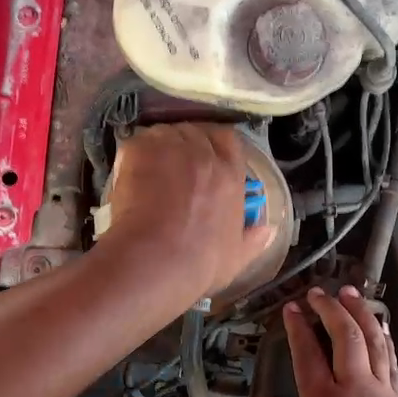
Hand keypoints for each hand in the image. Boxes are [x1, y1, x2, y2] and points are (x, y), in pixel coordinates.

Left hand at [99, 124, 274, 303]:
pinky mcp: (139, 150)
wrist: (155, 260)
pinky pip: (136, 143)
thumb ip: (253, 240)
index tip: (205, 157)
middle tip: (171, 166)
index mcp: (230, 174)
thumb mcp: (237, 257)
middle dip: (184, 145)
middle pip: (194, 132)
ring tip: (148, 171)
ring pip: (164, 134)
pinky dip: (133, 155)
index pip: (228, 140)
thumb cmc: (200, 263)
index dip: (215, 145)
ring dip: (158, 148)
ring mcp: (170, 148)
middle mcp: (204, 153)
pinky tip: (129, 176)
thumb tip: (268, 230)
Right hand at [249, 286, 397, 396]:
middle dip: (331, 309)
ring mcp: (383, 391)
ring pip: (374, 341)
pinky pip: (391, 359)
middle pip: (346, 336)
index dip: (298, 328)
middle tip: (319, 292)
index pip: (308, 354)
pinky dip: (384, 338)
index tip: (291, 308)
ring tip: (351, 293)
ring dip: (361, 313)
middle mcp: (355, 387)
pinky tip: (382, 328)